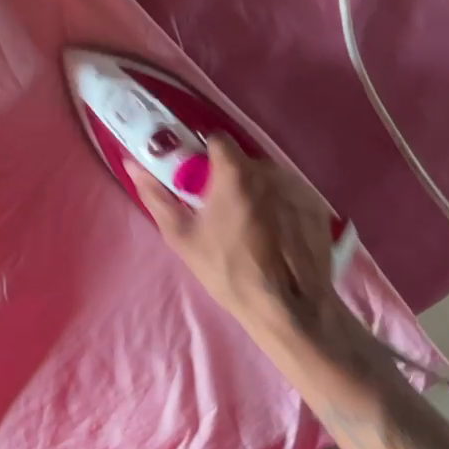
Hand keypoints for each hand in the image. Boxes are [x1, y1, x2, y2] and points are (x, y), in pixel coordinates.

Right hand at [125, 135, 343, 338]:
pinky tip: (276, 235)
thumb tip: (132, 165)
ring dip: (256, 191)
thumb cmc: (228, 271)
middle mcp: (269, 171)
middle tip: (221, 209)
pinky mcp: (316, 205)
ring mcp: (297, 187)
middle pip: (242, 161)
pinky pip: (290, 194)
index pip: (217, 139)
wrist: (288, 309)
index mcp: (235, 172)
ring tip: (251, 227)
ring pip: (267, 177)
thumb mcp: (182, 237)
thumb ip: (157, 195)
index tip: (199, 177)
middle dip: (230, 177)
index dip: (205, 154)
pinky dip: (280, 206)